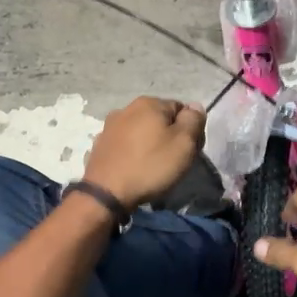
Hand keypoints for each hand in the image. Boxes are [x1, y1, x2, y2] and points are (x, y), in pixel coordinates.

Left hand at [82, 97, 205, 208]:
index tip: (190, 150)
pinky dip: (134, 151)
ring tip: (153, 165)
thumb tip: (195, 106)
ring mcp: (110, 125)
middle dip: (170, 135)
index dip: (190, 130)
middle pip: (160, 119)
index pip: (181, 109)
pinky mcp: (101, 143)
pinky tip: (135, 167)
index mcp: (149, 103)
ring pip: (142, 131)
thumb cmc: (151, 166)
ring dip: (151, 143)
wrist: (107, 193)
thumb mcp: (184, 143)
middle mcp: (127, 108)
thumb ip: (193, 120)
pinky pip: (126, 143)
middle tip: (174, 160)